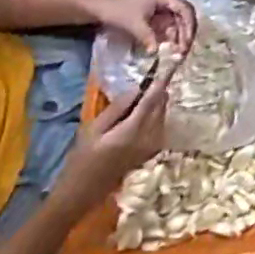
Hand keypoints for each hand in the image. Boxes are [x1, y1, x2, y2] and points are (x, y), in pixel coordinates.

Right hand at [54, 59, 178, 203]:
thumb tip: (137, 87)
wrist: (82, 192)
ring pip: (162, 112)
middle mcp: (152, 135)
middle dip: (155, 91)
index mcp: (134, 130)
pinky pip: (159, 122)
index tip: (172, 61)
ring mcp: (156, 143)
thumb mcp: (93, 130)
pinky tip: (134, 119)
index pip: (154, 98)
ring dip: (154, 103)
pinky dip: (152, 115)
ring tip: (131, 107)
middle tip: (140, 86)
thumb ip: (118, 107)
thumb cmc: (82, 160)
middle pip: (162, 103)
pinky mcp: (155, 148)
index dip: (162, 79)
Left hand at [86, 0, 196, 51]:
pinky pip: (171, 25)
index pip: (186, 11)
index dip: (188, 27)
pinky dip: (171, 36)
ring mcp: (166, 7)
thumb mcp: (134, 24)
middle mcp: (170, 0)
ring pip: (179, 23)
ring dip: (179, 37)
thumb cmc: (119, 12)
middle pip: (185, 17)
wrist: (102, 8)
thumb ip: (147, 37)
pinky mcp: (160, 14)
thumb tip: (156, 52)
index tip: (186, 42)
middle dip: (185, 34)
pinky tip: (169, 47)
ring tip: (177, 52)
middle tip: (183, 51)